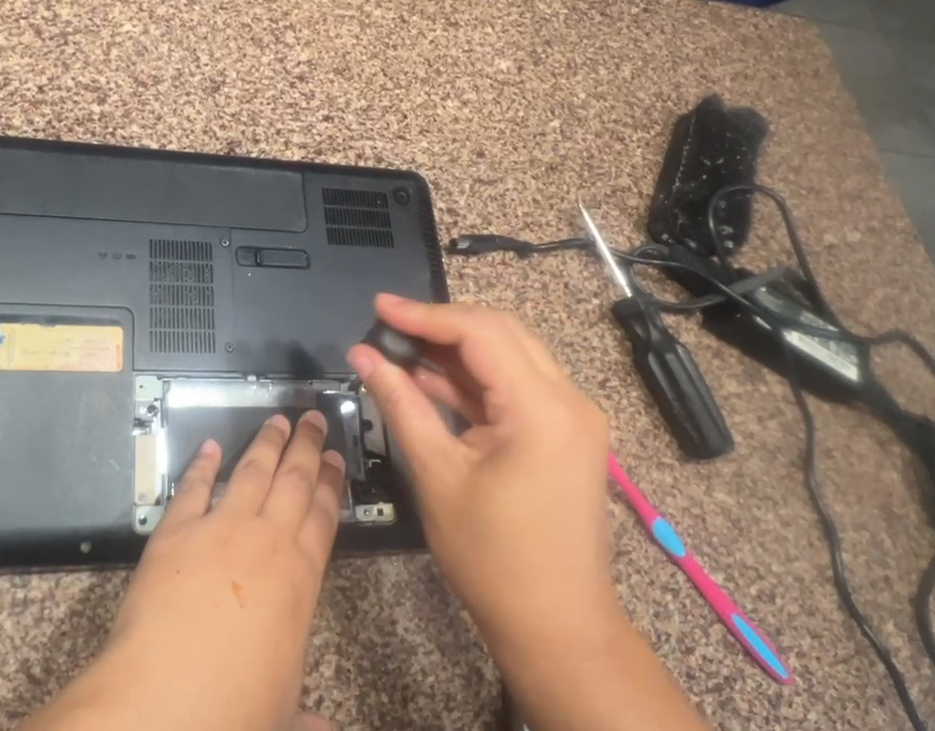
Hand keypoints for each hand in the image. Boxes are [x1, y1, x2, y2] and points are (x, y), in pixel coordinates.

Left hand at [22, 412, 345, 730]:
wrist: (166, 697)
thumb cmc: (235, 709)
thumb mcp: (283, 711)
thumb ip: (306, 713)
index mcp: (300, 579)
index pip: (324, 517)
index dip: (332, 484)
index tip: (336, 458)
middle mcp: (265, 542)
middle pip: (293, 481)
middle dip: (305, 447)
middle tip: (312, 418)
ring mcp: (218, 530)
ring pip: (250, 472)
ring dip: (265, 444)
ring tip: (276, 420)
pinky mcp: (174, 532)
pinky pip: (192, 488)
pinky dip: (202, 465)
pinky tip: (209, 448)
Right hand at [345, 294, 618, 657]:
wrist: (556, 626)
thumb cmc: (493, 556)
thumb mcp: (437, 473)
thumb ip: (400, 404)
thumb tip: (363, 356)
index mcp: (543, 407)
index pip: (481, 332)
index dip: (425, 314)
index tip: (379, 308)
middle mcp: (568, 400)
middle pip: (500, 334)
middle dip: (440, 324)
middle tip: (386, 323)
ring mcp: (571, 418)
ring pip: (508, 357)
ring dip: (455, 351)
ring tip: (398, 348)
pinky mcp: (563, 435)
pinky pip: (515, 388)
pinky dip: (472, 380)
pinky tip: (428, 380)